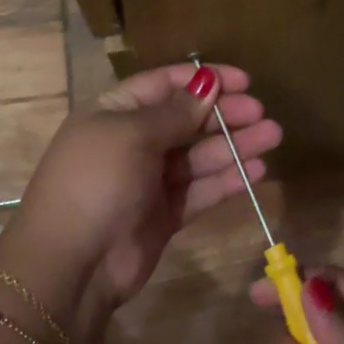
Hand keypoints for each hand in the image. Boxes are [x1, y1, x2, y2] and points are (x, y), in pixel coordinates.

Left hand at [7, 63, 281, 312]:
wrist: (70, 264)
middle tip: (262, 112)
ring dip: (235, 145)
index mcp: (115, 111)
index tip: (244, 80)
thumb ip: (175, 112)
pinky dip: (228, 179)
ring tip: (273, 136)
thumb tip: (207, 83)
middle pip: (186, 119)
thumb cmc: (96, 181)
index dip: (203, 79)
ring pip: (199, 155)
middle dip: (225, 113)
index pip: (164, 84)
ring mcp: (149, 180)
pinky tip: (257, 171)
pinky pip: (201, 190)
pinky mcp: (165, 215)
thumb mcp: (132, 134)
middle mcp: (132, 141)